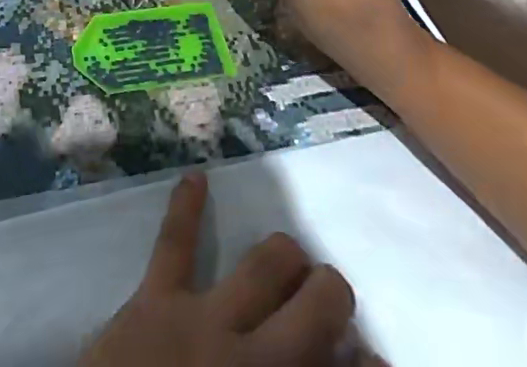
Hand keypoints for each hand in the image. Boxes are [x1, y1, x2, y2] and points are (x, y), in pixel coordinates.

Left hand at [81, 173, 357, 366]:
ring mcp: (206, 324)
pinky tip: (197, 178)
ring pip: (265, 265)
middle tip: (322, 302)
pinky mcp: (156, 301)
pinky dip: (186, 208)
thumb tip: (339, 361)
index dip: (370, 360)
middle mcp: (259, 359)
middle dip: (330, 295)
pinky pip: (174, 244)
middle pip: (319, 304)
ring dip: (285, 257)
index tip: (368, 356)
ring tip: (288, 259)